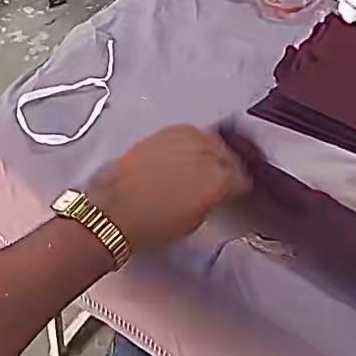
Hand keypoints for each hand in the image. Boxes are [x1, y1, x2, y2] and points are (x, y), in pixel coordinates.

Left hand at [84, 125, 247, 255]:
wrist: (114, 211)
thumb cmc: (151, 223)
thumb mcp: (194, 220)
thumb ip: (210, 200)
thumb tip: (212, 194)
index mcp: (219, 178)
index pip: (241, 178)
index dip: (238, 188)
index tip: (234, 193)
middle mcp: (205, 152)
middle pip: (228, 154)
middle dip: (227, 167)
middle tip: (221, 179)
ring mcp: (184, 138)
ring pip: (210, 139)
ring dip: (211, 151)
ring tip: (204, 164)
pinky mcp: (163, 133)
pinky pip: (188, 133)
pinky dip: (191, 143)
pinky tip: (185, 154)